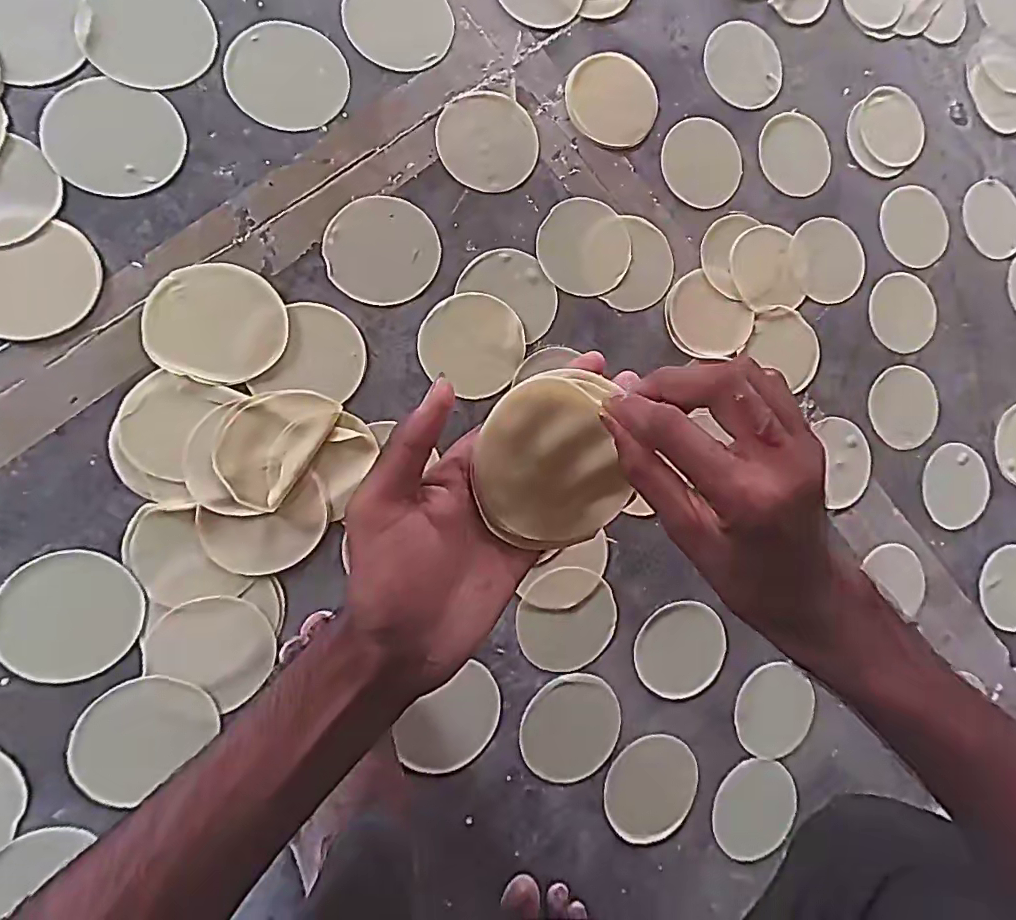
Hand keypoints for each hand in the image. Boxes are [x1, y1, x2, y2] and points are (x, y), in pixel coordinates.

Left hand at [340, 353, 606, 698]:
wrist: (401, 649)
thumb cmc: (386, 573)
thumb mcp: (383, 502)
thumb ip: (413, 446)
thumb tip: (443, 387)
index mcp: (460, 468)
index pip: (508, 422)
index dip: (543, 393)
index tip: (580, 366)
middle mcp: (493, 487)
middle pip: (542, 445)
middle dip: (576, 416)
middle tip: (621, 390)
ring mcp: (514, 521)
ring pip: (558, 480)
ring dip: (589, 455)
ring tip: (631, 429)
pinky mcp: (528, 553)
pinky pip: (562, 524)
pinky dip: (587, 506)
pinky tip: (616, 487)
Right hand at [601, 358, 859, 659]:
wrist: (811, 591)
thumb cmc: (747, 580)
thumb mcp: (688, 536)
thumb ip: (649, 476)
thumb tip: (617, 427)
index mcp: (746, 495)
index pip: (678, 431)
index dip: (637, 410)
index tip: (612, 403)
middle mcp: (781, 457)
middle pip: (721, 384)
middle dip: (670, 381)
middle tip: (639, 396)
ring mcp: (802, 440)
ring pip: (747, 374)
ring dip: (700, 375)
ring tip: (668, 397)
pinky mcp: (808, 433)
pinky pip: (768, 384)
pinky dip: (730, 381)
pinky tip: (707, 400)